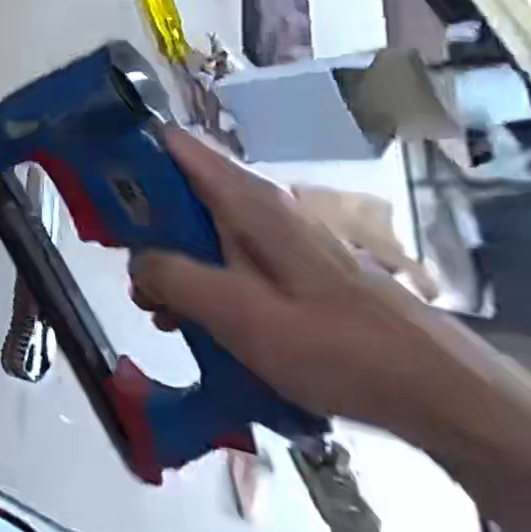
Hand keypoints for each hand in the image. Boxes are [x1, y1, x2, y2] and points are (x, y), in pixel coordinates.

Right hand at [130, 129, 500, 442]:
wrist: (434, 386)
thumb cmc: (332, 342)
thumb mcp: (238, 314)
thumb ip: (175, 278)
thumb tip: (137, 261)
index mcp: (247, 199)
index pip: (177, 145)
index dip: (132, 150)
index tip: (96, 177)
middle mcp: (262, 204)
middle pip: (185, 189)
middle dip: (147, 224)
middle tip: (127, 270)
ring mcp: (281, 234)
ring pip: (206, 228)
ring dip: (176, 261)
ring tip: (161, 311)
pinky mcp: (295, 264)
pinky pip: (233, 256)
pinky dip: (207, 280)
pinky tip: (203, 325)